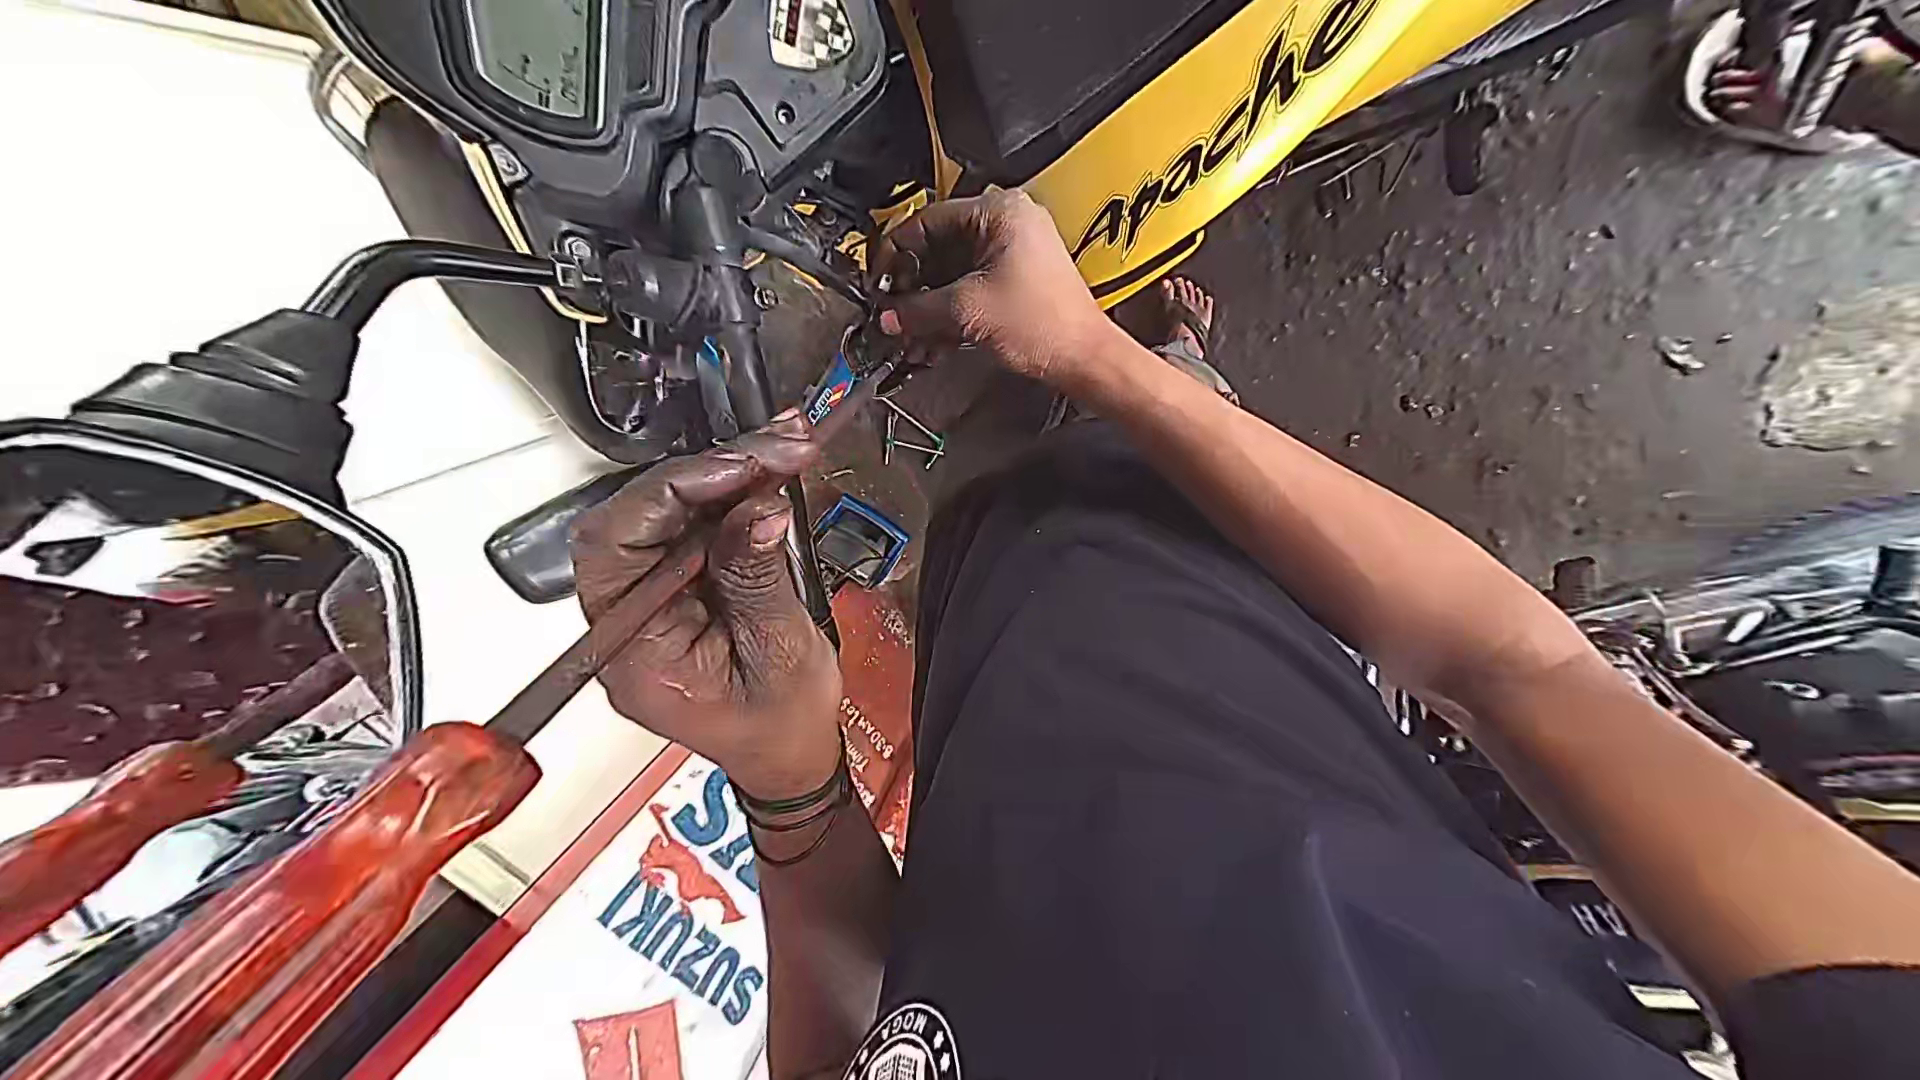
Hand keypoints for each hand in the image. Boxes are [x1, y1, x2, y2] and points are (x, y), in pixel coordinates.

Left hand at [570, 417, 843, 799]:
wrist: (788, 749)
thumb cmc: (779, 724)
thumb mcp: (779, 652)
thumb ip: (760, 578)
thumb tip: (758, 507)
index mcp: (635, 647)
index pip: (620, 542)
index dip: (677, 490)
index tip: (743, 466)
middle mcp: (630, 617)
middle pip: (642, 515)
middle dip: (712, 471)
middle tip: (778, 445)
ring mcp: (654, 597)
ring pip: (672, 511)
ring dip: (730, 473)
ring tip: (786, 448)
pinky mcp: (683, 583)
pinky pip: (698, 525)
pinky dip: (737, 493)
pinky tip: (772, 470)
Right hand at [870, 187, 1119, 388]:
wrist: (1082, 358)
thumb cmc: (1043, 325)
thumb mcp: (967, 311)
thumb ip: (918, 309)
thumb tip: (888, 314)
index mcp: (998, 212)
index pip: (927, 221)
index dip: (896, 253)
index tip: (878, 280)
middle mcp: (1005, 225)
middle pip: (937, 250)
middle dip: (911, 289)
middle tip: (891, 313)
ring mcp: (1011, 254)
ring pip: (951, 276)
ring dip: (927, 308)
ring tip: (908, 335)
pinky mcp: (1013, 283)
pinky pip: (968, 291)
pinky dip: (949, 315)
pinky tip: (930, 340)